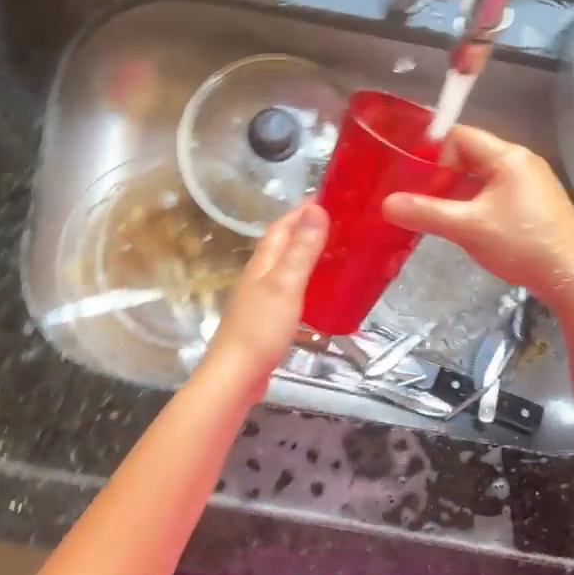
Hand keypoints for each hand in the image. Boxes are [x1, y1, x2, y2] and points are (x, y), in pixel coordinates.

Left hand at [198, 203, 328, 400]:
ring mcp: (259, 302)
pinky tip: (318, 296)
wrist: (236, 376)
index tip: (326, 198)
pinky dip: (304, 287)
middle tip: (337, 225)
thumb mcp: (286, 285)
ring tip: (332, 256)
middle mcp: (257, 279)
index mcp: (261, 265)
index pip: (280, 228)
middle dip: (304, 232)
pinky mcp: (265, 324)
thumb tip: (316, 209)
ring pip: (284, 271)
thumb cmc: (260, 329)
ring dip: (304, 259)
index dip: (299, 212)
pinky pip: (287, 295)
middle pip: (281, 248)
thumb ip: (301, 250)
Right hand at [382, 126, 573, 299]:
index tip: (414, 178)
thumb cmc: (521, 244)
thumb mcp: (468, 228)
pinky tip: (468, 228)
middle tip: (420, 200)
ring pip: (484, 177)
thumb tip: (386, 203)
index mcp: (507, 156)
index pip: (461, 136)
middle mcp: (522, 161)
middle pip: (472, 155)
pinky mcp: (536, 204)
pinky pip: (498, 193)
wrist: (572, 275)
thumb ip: (426, 213)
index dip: (433, 153)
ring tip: (438, 216)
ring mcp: (532, 183)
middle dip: (443, 175)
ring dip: (459, 193)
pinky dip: (477, 204)